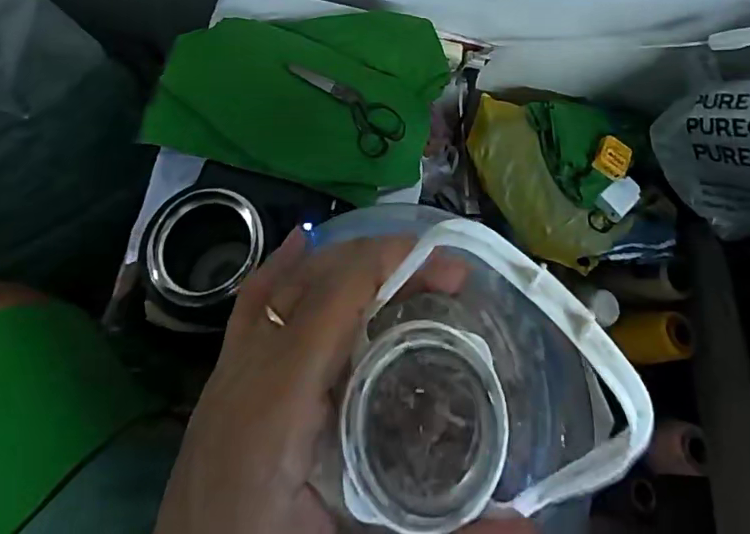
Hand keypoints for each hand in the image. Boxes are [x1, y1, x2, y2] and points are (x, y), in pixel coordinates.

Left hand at [154, 228, 533, 533]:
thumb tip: (528, 532)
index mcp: (279, 402)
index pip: (338, 296)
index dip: (395, 263)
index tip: (451, 272)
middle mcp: (249, 369)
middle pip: (318, 279)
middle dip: (385, 259)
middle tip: (444, 276)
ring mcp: (228, 371)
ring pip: (286, 283)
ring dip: (346, 261)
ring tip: (401, 264)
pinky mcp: (221, 382)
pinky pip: (251, 304)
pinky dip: (282, 268)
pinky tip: (302, 245)